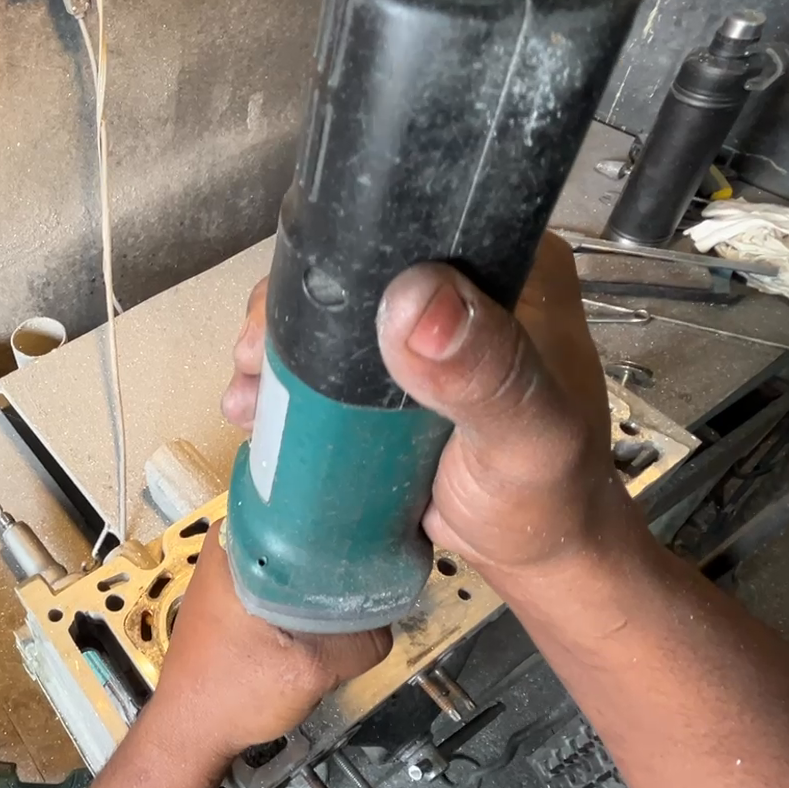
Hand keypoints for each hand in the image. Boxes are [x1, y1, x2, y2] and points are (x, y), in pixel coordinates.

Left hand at [146, 526, 389, 765]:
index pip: (302, 507)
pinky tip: (326, 617)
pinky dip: (305, 596)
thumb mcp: (309, 669)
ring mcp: (230, 569)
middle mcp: (229, 543)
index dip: (343, 523)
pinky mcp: (236, 594)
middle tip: (376, 574)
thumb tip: (386, 621)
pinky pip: (283, 581)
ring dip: (321, 581)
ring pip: (295, 560)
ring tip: (354, 598)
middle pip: (301, 532)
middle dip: (337, 554)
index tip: (380, 537)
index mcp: (235, 539)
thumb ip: (359, 642)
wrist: (191, 730)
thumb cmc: (234, 693)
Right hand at [220, 234, 635, 580]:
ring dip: (275, 358)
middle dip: (286, 319)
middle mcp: (457, 287)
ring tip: (244, 399)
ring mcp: (419, 336)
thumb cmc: (543, 496)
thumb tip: (414, 301)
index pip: (407, 233)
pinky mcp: (389, 380)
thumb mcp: (525, 435)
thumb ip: (485, 373)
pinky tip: (254, 411)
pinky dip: (285, 388)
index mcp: (506, 266)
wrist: (531, 554)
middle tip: (249, 360)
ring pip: (326, 325)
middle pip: (349, 279)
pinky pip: (326, 368)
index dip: (335, 265)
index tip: (283, 313)